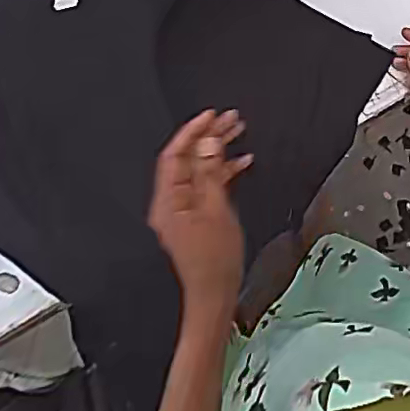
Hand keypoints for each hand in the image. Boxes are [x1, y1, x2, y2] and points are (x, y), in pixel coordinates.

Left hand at [148, 110, 251, 317]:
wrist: (216, 295)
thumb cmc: (214, 262)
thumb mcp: (216, 209)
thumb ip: (211, 173)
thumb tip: (209, 143)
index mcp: (168, 201)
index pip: (175, 155)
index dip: (192, 131)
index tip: (210, 115)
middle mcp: (172, 202)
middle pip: (188, 159)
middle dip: (209, 136)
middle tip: (229, 118)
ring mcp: (184, 209)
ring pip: (200, 169)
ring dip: (219, 150)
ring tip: (237, 130)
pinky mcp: (197, 215)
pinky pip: (208, 184)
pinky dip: (224, 171)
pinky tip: (241, 161)